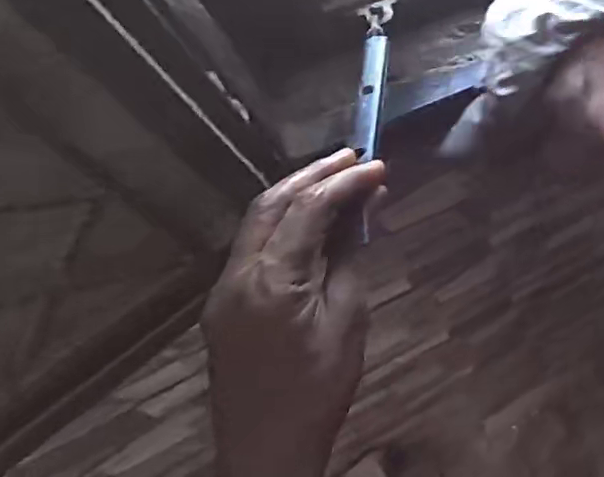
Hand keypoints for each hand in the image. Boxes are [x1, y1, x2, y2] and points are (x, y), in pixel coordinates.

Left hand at [204, 148, 387, 476]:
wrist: (265, 456)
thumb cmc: (317, 391)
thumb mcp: (347, 319)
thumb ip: (351, 253)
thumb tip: (367, 204)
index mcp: (269, 282)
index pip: (308, 210)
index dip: (346, 182)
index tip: (379, 167)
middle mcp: (236, 276)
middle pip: (272, 203)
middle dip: (315, 174)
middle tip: (356, 157)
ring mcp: (224, 289)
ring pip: (258, 219)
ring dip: (298, 191)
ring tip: (339, 175)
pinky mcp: (224, 302)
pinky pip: (254, 243)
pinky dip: (286, 218)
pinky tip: (314, 215)